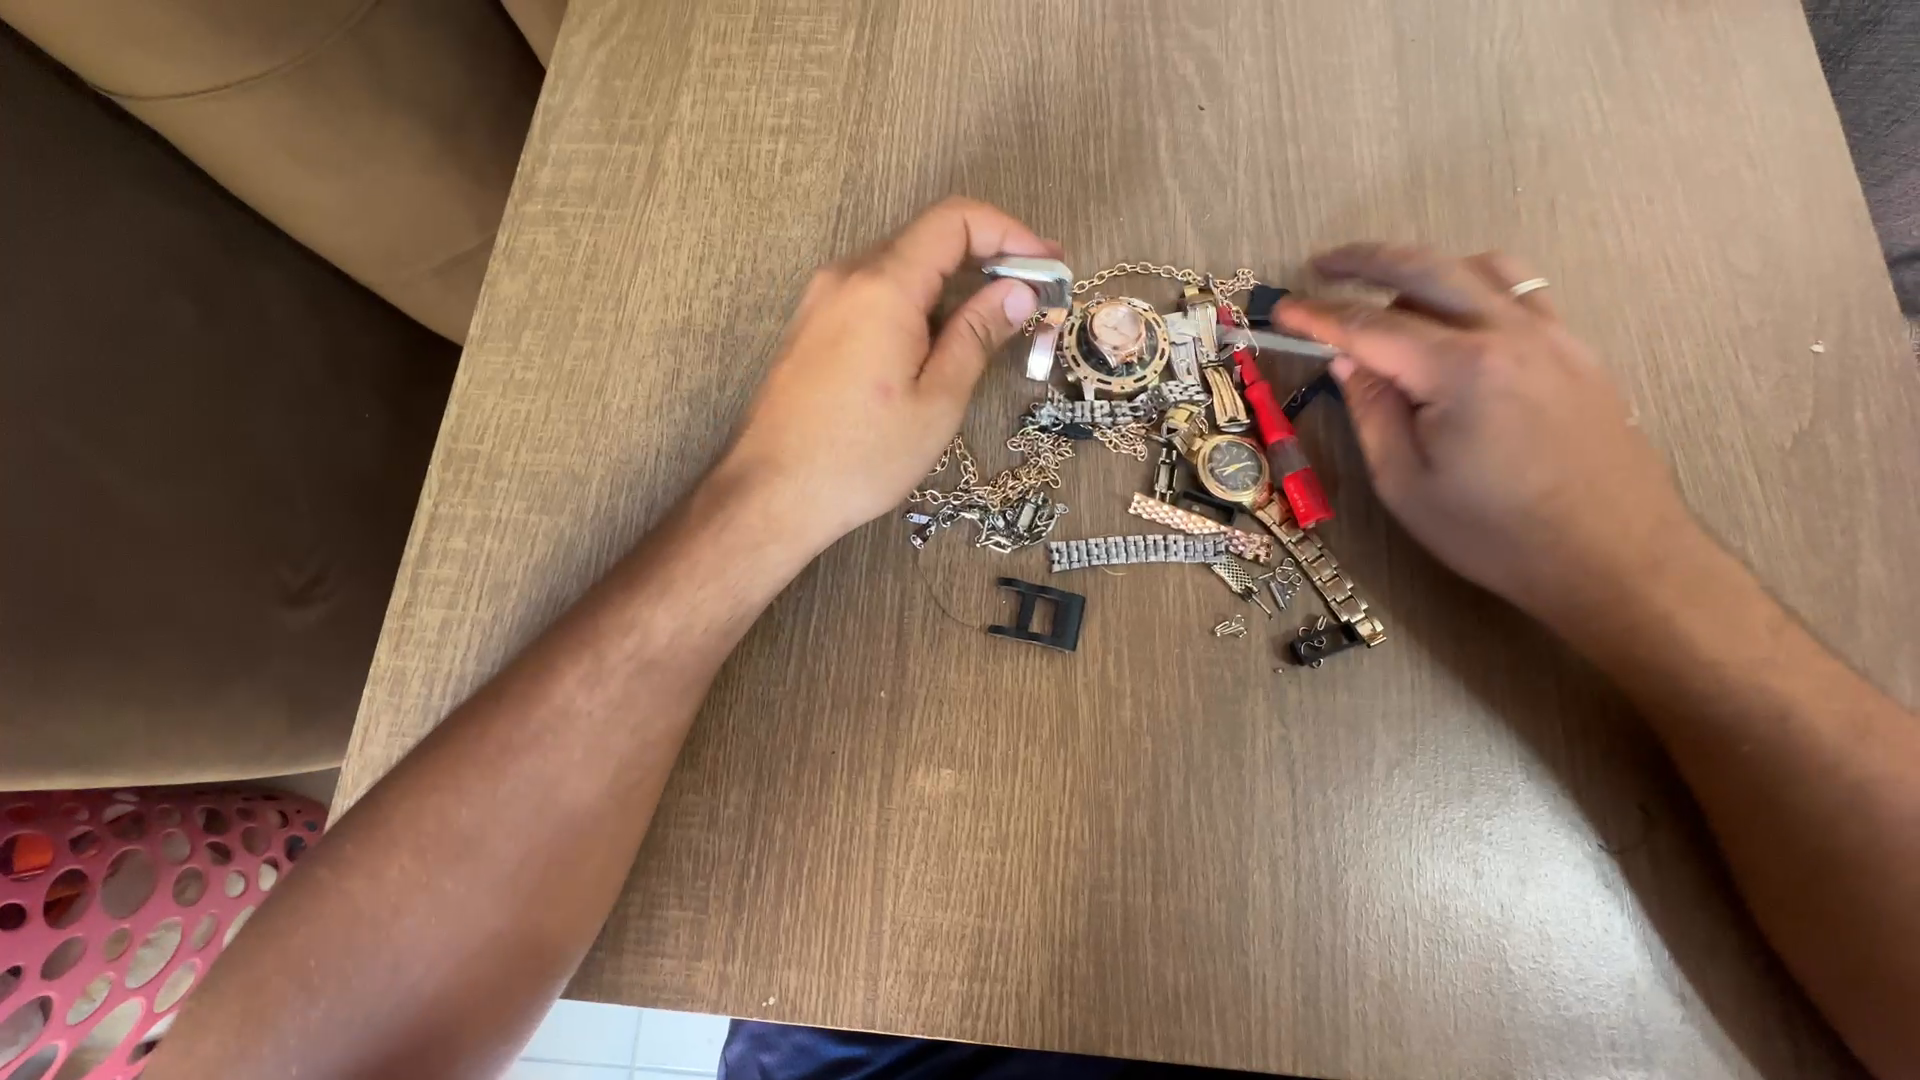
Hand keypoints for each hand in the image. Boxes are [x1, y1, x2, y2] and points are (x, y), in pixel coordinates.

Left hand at [717, 196, 1058, 550]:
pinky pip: (876, 296)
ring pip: (903, 270)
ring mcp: (824, 300)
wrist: (772, 493)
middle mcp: (847, 276)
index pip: (955, 220)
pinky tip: (939, 348)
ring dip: (954, 289)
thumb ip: (978, 334)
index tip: (1048, 267)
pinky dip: (919, 307)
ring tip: (992, 333)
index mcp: (882, 285)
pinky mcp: (814, 327)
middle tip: (1033, 303)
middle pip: (929, 241)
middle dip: (989, 262)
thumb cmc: (861, 457)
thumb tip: (1018, 290)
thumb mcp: (937, 400)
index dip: (1011, 232)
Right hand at [1276, 244, 1696, 623]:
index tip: (1281, 309)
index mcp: (1461, 370)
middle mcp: (1511, 334)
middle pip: (1427, 271)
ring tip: (1389, 293)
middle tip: (1322, 264)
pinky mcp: (1576, 352)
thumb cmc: (1495, 533)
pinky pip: (1520, 293)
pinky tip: (1455, 321)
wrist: (1614, 557)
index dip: (1319, 316)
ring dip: (1426, 270)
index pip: (1371, 327)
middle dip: (1366, 261)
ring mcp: (1553, 336)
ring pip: (1481, 269)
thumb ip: (1372, 412)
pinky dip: (1474, 288)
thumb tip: (1348, 361)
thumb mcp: (1406, 484)